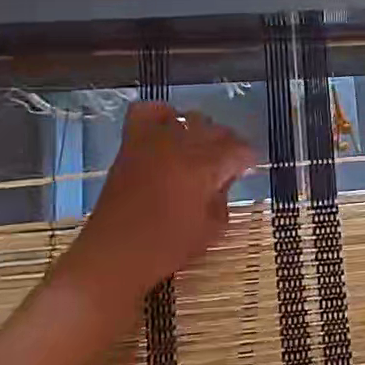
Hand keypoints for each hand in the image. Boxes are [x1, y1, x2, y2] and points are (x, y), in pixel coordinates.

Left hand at [68, 102, 255, 294]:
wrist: (117, 252)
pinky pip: (148, 112)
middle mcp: (181, 146)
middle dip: (228, 146)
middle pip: (216, 131)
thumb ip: (223, 197)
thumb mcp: (211, 229)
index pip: (238, 150)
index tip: (247, 170)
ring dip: (201, 131)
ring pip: (189, 119)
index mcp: (205, 169)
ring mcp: (154, 141)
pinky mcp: (132, 143)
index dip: (247, 160)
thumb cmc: (168, 247)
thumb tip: (224, 179)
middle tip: (227, 166)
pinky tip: (169, 128)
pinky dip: (162, 115)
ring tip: (201, 151)